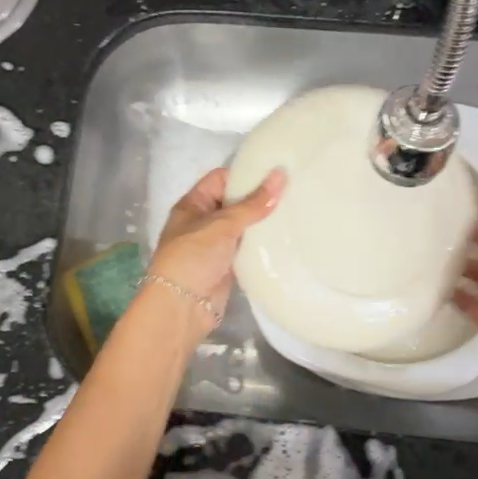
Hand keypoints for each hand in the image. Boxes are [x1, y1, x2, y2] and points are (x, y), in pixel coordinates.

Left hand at [148, 167, 285, 325]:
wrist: (182, 307)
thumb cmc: (194, 257)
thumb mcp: (222, 225)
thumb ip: (253, 203)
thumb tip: (281, 175)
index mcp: (193, 204)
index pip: (221, 178)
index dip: (245, 174)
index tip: (276, 172)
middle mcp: (203, 221)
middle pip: (234, 202)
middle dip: (259, 198)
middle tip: (293, 190)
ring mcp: (215, 245)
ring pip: (243, 226)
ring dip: (262, 222)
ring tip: (295, 210)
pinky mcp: (228, 265)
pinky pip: (247, 248)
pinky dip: (262, 244)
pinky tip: (286, 237)